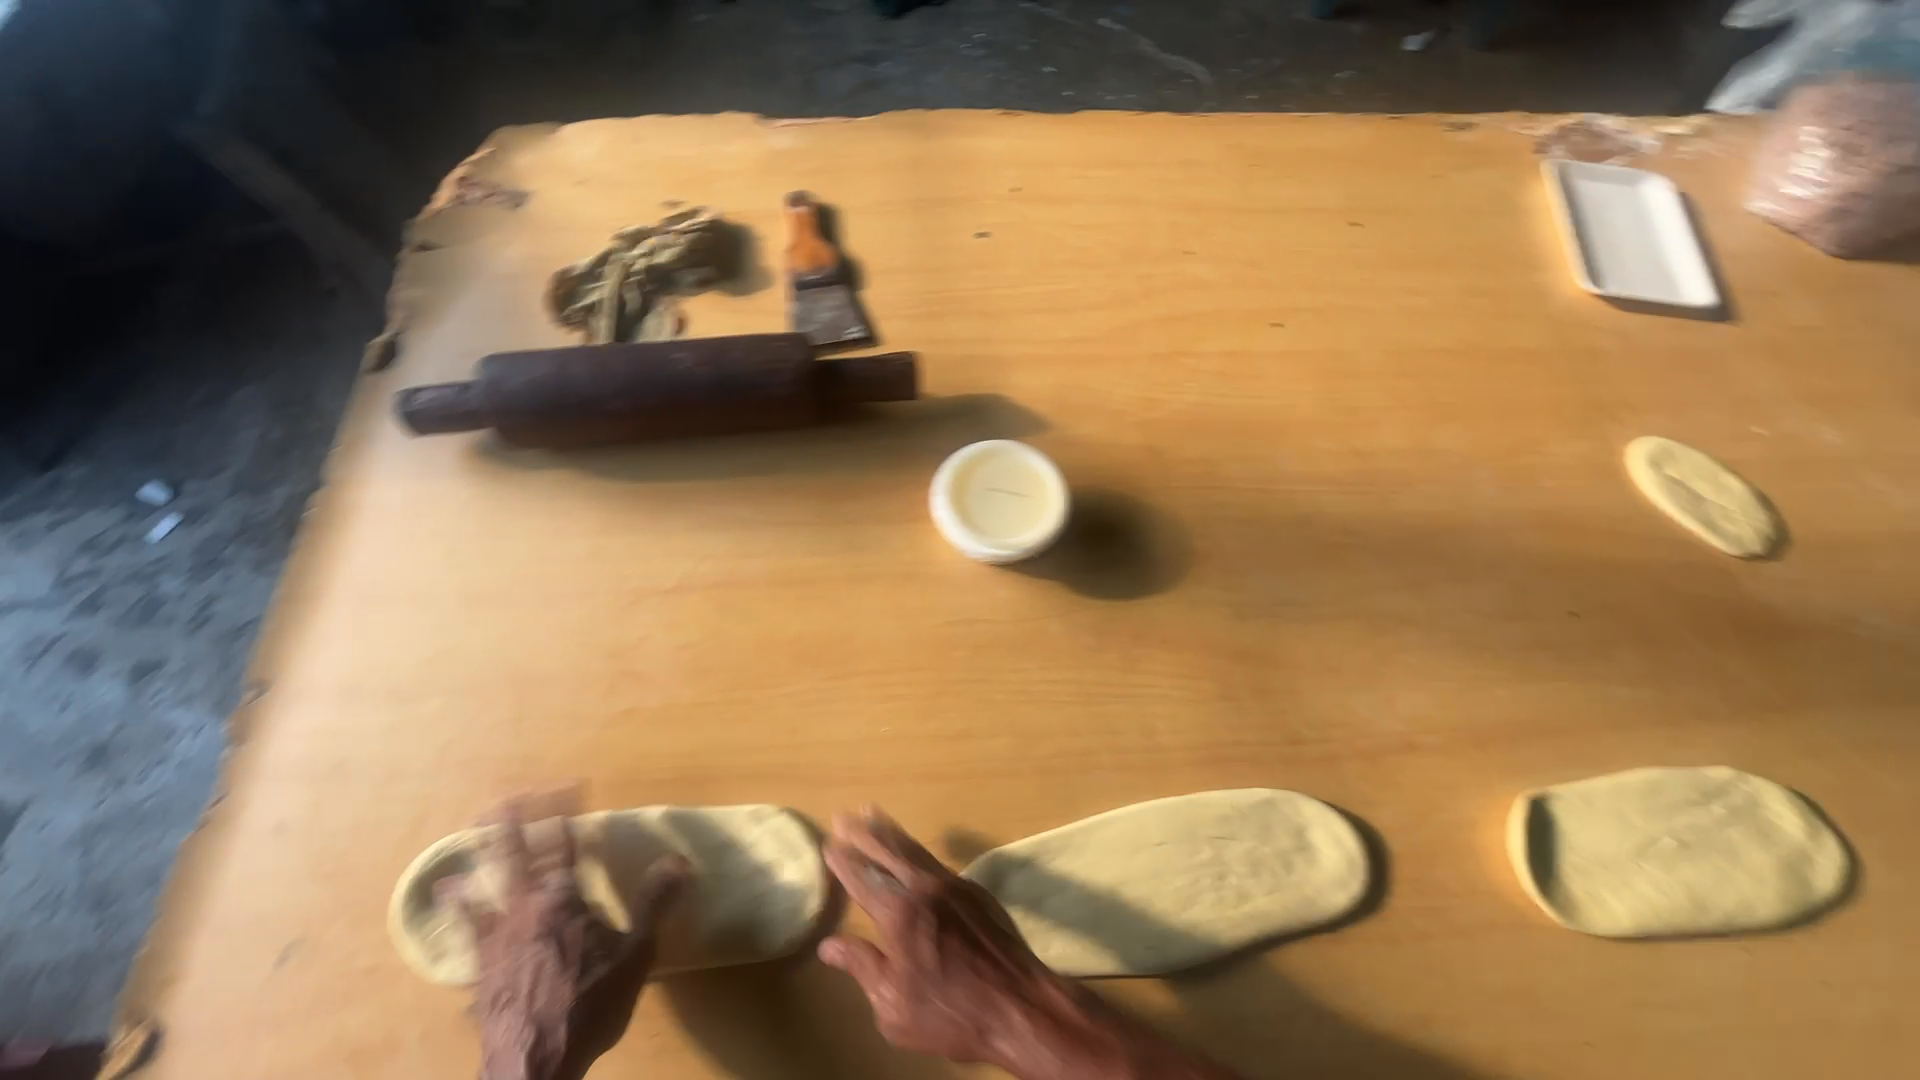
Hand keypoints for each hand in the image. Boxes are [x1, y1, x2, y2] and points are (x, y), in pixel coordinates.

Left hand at [455, 794, 690, 1079]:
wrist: (535, 1062)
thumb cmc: (592, 1003)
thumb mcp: (636, 953)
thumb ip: (654, 903)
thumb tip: (678, 859)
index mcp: (564, 899)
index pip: (567, 844)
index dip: (568, 812)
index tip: (574, 784)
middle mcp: (526, 907)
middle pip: (516, 855)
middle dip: (514, 822)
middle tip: (507, 795)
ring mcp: (498, 937)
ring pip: (488, 885)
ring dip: (482, 858)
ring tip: (469, 838)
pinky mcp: (481, 965)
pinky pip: (469, 927)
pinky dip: (462, 907)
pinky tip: (451, 898)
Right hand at [815, 807, 1088, 1071]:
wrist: (1020, 1006)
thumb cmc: (952, 1013)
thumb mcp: (894, 1005)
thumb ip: (862, 967)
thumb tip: (830, 945)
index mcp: (900, 914)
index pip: (864, 879)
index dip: (845, 862)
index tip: (829, 843)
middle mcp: (926, 890)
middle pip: (889, 853)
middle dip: (864, 833)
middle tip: (844, 815)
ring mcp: (955, 886)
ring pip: (915, 850)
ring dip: (891, 832)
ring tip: (873, 813)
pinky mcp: (977, 893)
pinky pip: (937, 862)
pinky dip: (916, 849)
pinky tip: (912, 850)